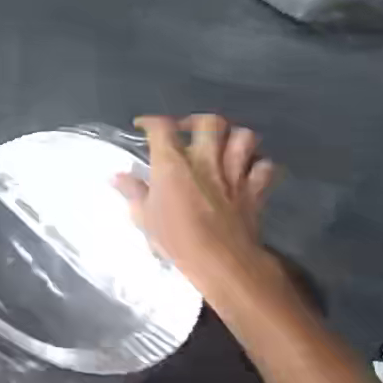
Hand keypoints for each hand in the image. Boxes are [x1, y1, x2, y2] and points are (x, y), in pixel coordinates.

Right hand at [115, 115, 279, 299]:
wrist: (220, 260)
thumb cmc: (175, 239)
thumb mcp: (144, 217)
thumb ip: (132, 192)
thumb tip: (117, 176)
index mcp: (172, 163)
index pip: (162, 127)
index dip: (152, 121)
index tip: (144, 126)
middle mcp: (205, 159)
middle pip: (209, 122)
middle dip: (198, 121)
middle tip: (189, 131)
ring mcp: (235, 172)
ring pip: (244, 137)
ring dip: (234, 138)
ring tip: (223, 146)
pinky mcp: (256, 189)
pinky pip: (265, 167)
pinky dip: (259, 165)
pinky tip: (249, 171)